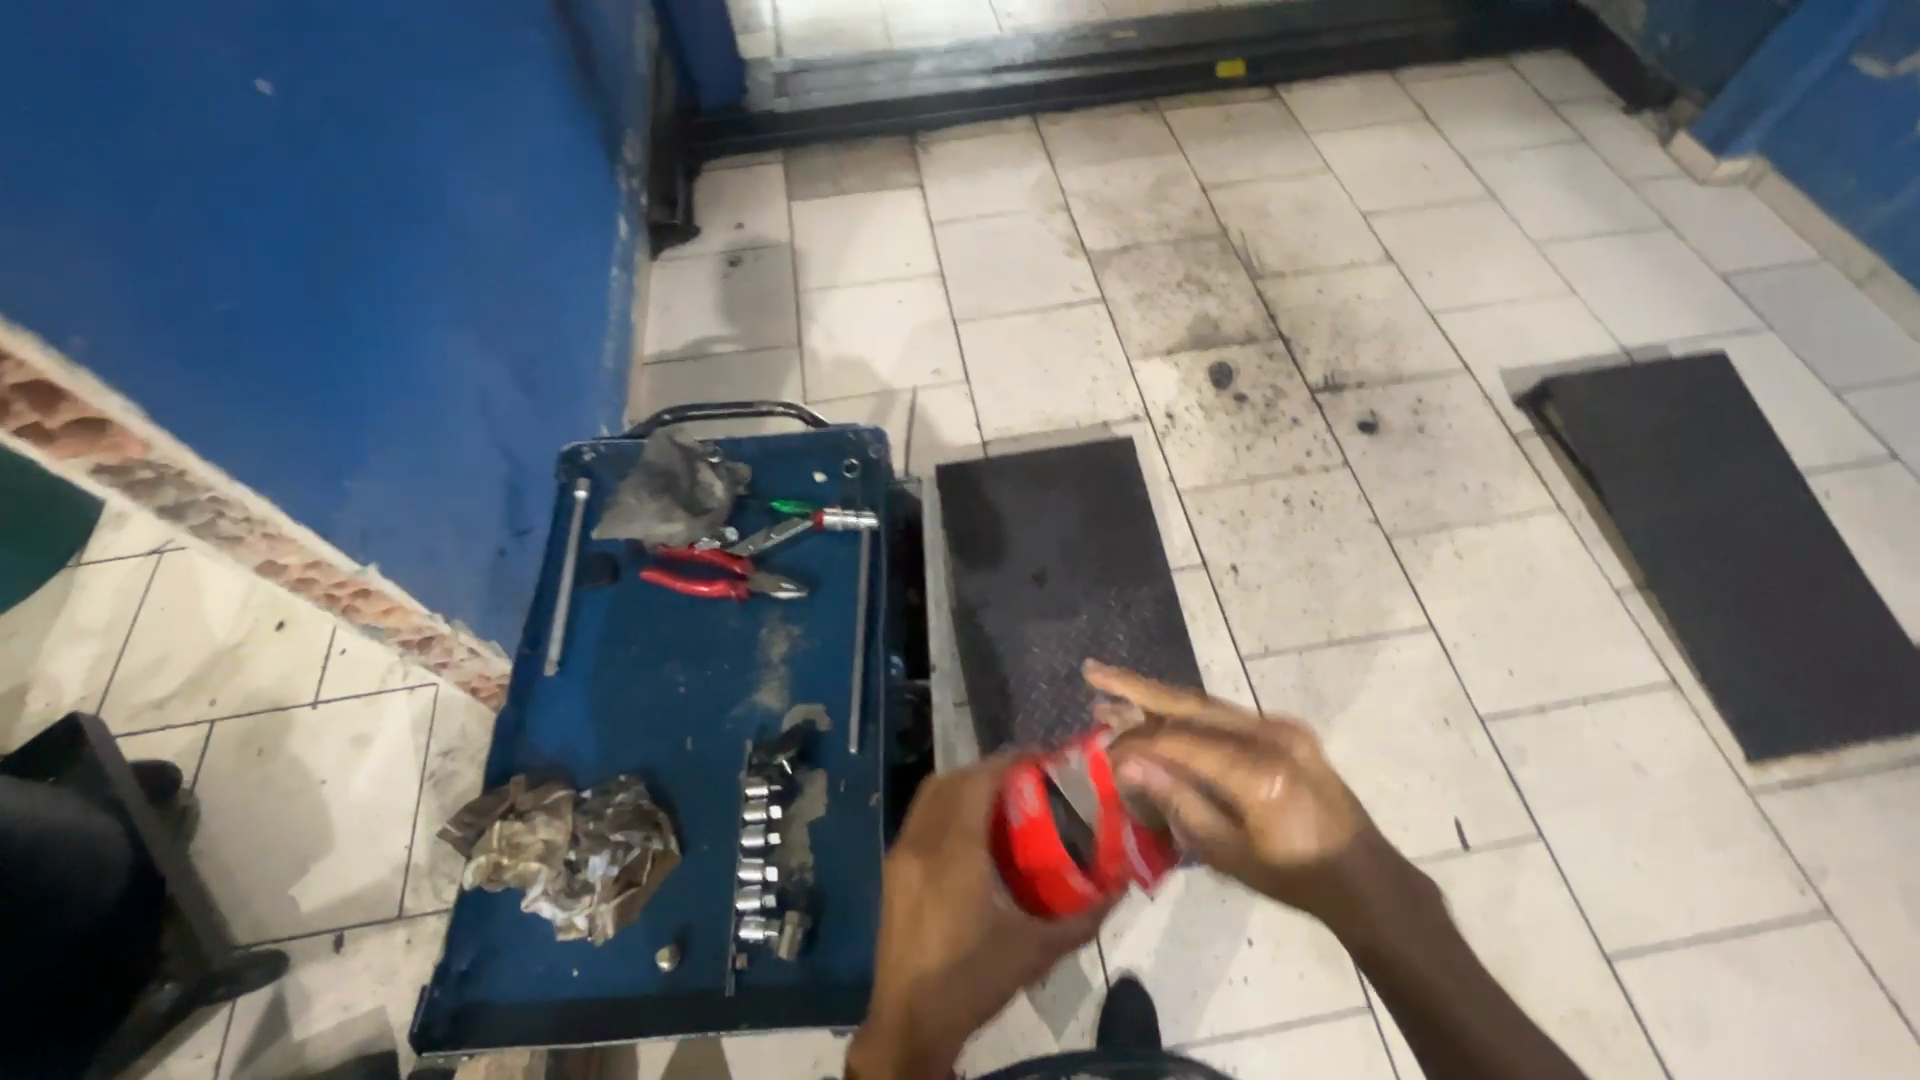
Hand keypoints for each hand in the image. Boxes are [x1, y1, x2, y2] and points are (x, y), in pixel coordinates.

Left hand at [848, 755, 1111, 1079]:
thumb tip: (1120, 885)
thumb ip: (1082, 917)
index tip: (1043, 759)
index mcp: (954, 851)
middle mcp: (921, 842)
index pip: (979, 780)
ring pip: (931, 796)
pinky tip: (974, 834)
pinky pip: (921, 819)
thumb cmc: (972, 982)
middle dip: (989, 770)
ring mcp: (900, 855)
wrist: (908, 1023)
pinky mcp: (892, 871)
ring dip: (964, 786)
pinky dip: (947, 808)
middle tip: (1027, 780)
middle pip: (952, 780)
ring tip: (1003, 800)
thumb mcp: (1035, 952)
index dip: (1011, 761)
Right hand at [1086, 659, 1418, 936]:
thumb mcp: (1228, 852)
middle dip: (1137, 688)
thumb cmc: (1293, 877)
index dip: (1135, 742)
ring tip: (1113, 689)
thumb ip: (1176, 801)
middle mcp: (1270, 736)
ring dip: (1159, 698)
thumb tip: (1126, 765)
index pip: (1179, 741)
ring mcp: (1281, 728)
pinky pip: (1226, 716)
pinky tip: (1161, 713)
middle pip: (1190, 704)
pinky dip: (1188, 713)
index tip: (1102, 751)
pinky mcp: (1286, 731)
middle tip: (1093, 673)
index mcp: (1257, 772)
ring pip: (1206, 704)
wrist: (1364, 876)